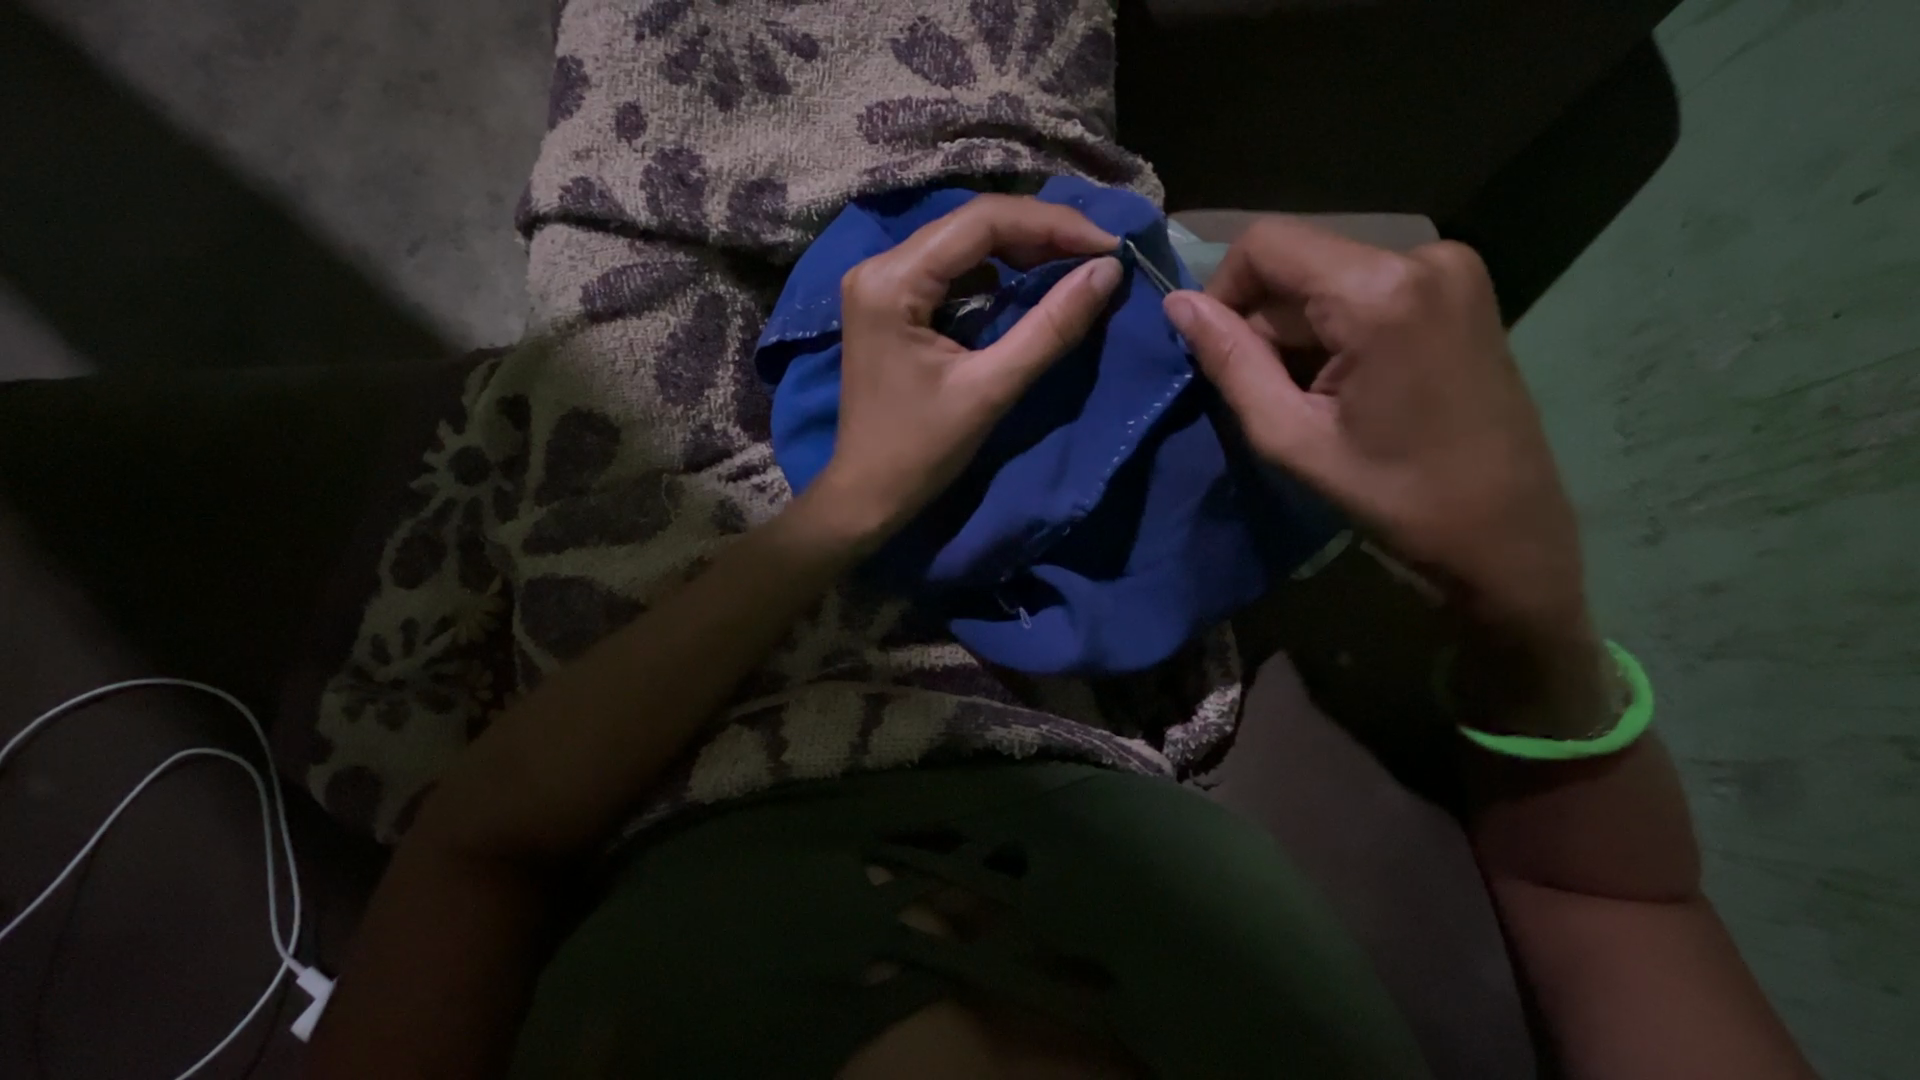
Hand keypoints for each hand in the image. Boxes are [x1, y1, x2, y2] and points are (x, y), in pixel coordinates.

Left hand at [806, 194, 1122, 542]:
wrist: (868, 493)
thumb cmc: (921, 450)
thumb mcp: (991, 389)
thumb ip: (1050, 328)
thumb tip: (1107, 270)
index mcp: (892, 281)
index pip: (982, 221)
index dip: (1052, 225)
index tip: (1107, 245)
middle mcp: (879, 266)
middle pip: (971, 224)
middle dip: (1040, 234)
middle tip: (1098, 255)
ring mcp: (881, 282)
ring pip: (963, 243)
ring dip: (1021, 249)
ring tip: (1075, 265)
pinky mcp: (890, 302)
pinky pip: (951, 269)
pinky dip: (996, 272)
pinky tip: (1031, 283)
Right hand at [1164, 218, 1605, 733]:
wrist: (1505, 531)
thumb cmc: (1394, 496)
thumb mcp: (1291, 437)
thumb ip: (1230, 362)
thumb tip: (1176, 304)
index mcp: (1380, 291)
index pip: (1265, 244)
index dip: (1222, 290)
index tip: (1217, 353)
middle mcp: (1422, 256)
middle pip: (1299, 262)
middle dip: (1265, 321)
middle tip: (1270, 395)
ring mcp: (1451, 268)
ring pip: (1329, 277)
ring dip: (1300, 331)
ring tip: (1313, 399)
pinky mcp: (1462, 287)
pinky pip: (1367, 289)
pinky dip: (1337, 330)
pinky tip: (1348, 385)